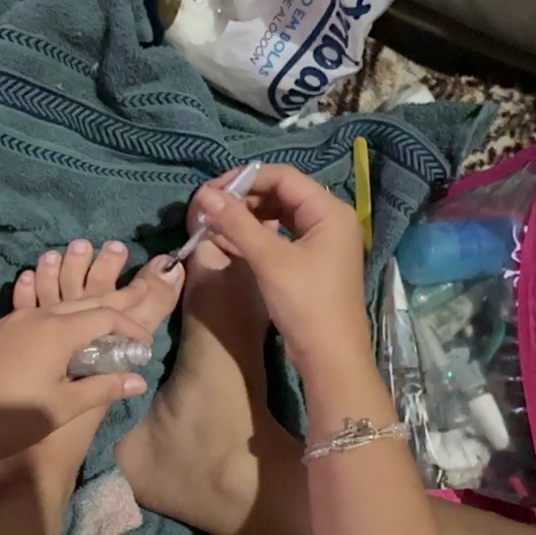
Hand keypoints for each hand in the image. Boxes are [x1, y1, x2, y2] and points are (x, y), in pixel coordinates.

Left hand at [0, 299, 153, 468]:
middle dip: (114, 305)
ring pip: (59, 306)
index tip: (146, 344)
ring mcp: (12, 322)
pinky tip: (60, 322)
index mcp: (57, 331)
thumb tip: (138, 380)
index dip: (130, 326)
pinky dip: (59, 317)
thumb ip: (101, 389)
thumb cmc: (7, 419)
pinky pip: (37, 313)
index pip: (105, 316)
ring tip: (104, 312)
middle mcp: (36, 317)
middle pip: (84, 302)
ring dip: (85, 309)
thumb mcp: (61, 408)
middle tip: (139, 302)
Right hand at [190, 163, 368, 367]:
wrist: (330, 357)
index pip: (282, 177)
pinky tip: (230, 241)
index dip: (245, 179)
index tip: (211, 192)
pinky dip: (256, 235)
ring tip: (215, 225)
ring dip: (247, 217)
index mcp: (329, 211)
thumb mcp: (270, 261)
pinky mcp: (311, 262)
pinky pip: (280, 236)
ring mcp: (321, 242)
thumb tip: (205, 195)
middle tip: (209, 210)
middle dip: (243, 198)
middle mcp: (329, 220)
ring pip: (278, 215)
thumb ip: (237, 224)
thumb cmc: (307, 305)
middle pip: (281, 193)